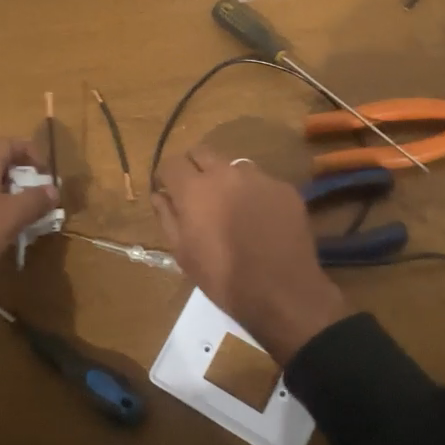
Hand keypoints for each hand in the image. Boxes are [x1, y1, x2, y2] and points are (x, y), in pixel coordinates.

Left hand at [0, 138, 57, 303]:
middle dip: (25, 179)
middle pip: (0, 167)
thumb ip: (35, 200)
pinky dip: (0, 219)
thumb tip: (53, 189)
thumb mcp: (10, 216)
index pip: (6, 144)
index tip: (46, 173)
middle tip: (42, 198)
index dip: (30, 151)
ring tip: (30, 220)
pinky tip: (8, 237)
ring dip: (14, 202)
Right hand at [151, 143, 349, 361]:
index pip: (172, 163)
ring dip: (226, 180)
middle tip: (196, 194)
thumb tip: (159, 195)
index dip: (166, 176)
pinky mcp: (285, 189)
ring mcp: (259, 178)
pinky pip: (262, 183)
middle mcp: (226, 173)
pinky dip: (254, 194)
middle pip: (202, 153)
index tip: (167, 190)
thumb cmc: (223, 278)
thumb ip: (168, 217)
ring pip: (234, 166)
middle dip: (193, 168)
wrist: (281, 292)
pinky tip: (260, 220)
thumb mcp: (184, 254)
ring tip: (231, 207)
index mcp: (195, 189)